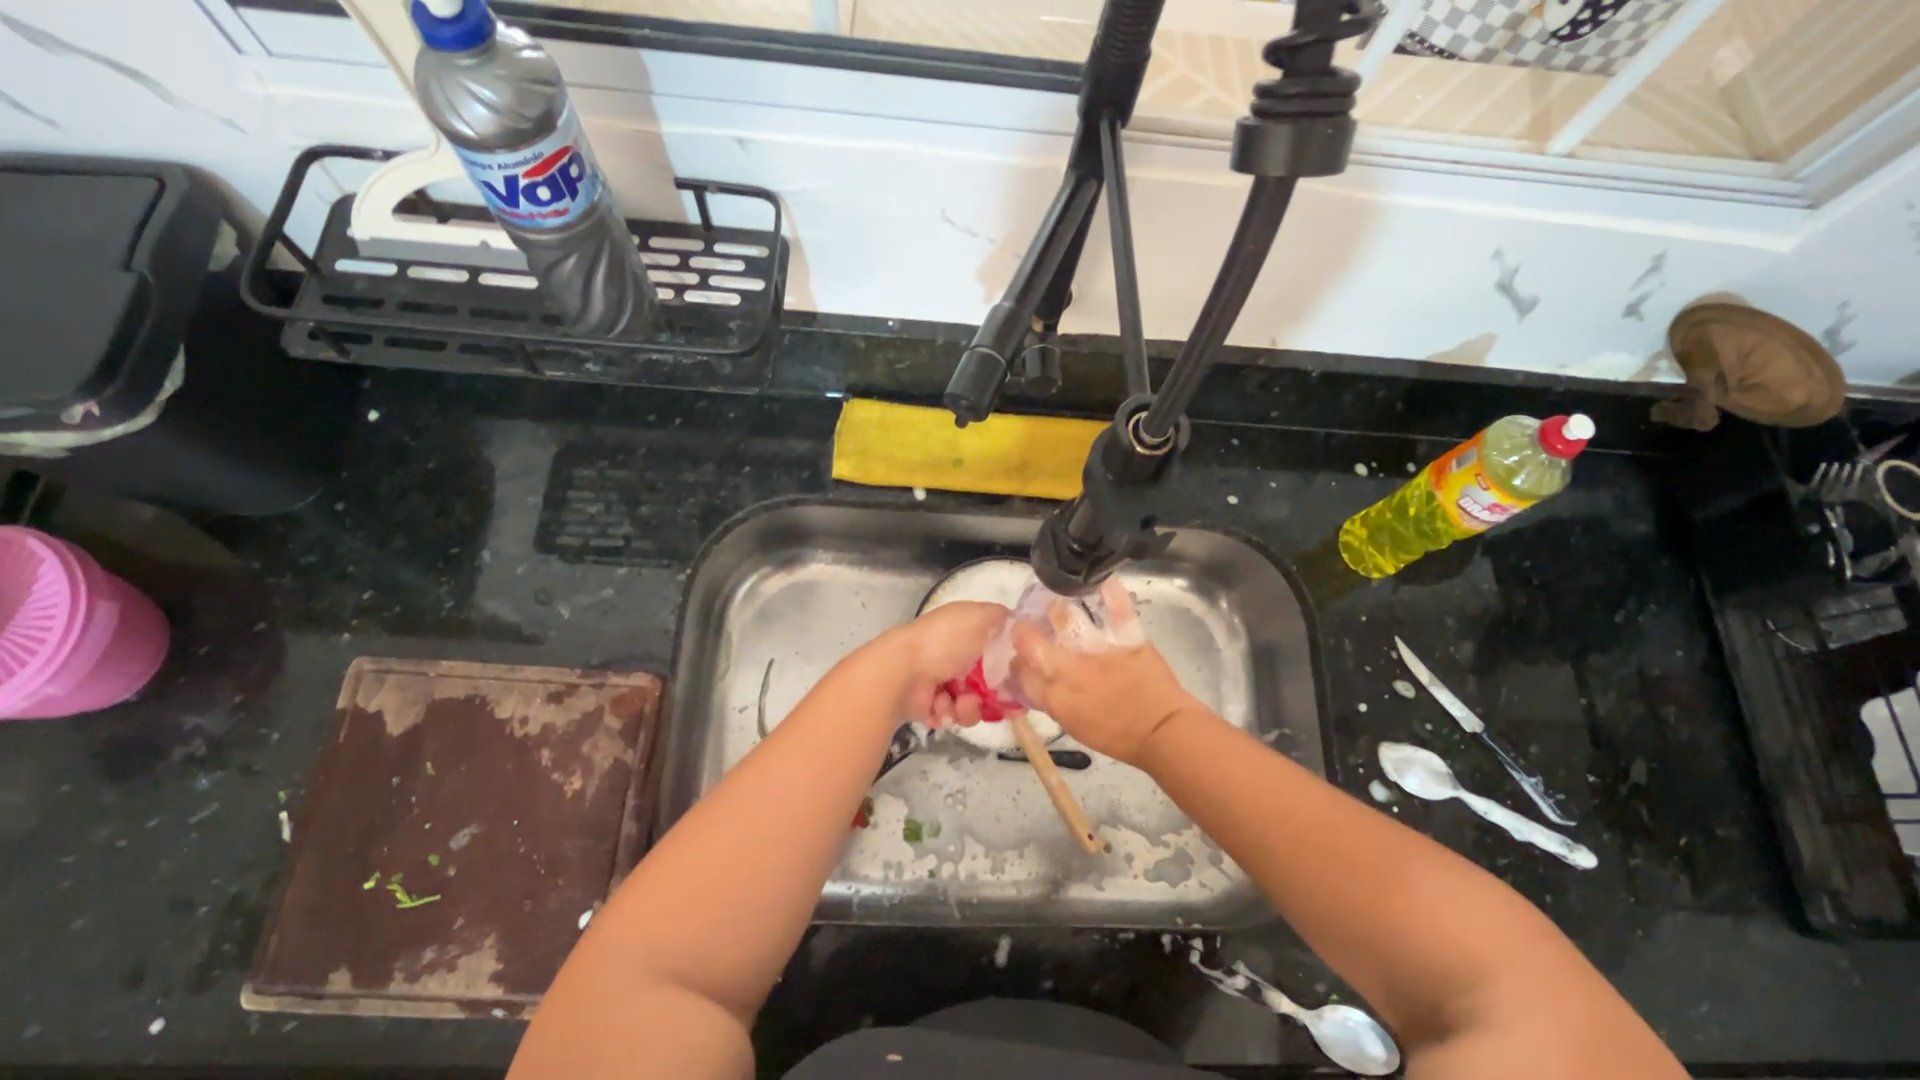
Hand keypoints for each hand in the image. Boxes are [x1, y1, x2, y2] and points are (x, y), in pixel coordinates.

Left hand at [883, 601, 1009, 729]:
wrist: (904, 672)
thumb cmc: (945, 641)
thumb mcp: (979, 617)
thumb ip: (1000, 617)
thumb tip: (1014, 621)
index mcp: (964, 632)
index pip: (996, 650)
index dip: (1010, 664)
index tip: (1023, 678)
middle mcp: (953, 656)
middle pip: (988, 683)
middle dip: (994, 695)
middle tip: (996, 701)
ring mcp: (941, 682)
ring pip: (972, 705)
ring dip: (970, 708)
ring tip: (961, 703)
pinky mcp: (929, 705)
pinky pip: (952, 716)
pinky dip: (948, 713)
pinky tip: (940, 706)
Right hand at [1009, 578, 1205, 766]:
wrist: (1162, 732)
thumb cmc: (1117, 736)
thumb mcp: (1073, 725)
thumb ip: (1052, 699)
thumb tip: (1039, 680)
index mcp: (1055, 697)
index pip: (1019, 671)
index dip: (1015, 662)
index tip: (1021, 657)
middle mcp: (1069, 670)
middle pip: (1029, 640)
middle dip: (1023, 630)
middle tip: (1031, 626)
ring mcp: (1097, 650)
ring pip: (1065, 617)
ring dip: (1057, 608)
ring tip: (1058, 605)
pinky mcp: (1126, 638)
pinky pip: (1116, 608)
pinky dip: (1110, 591)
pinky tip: (1101, 580)